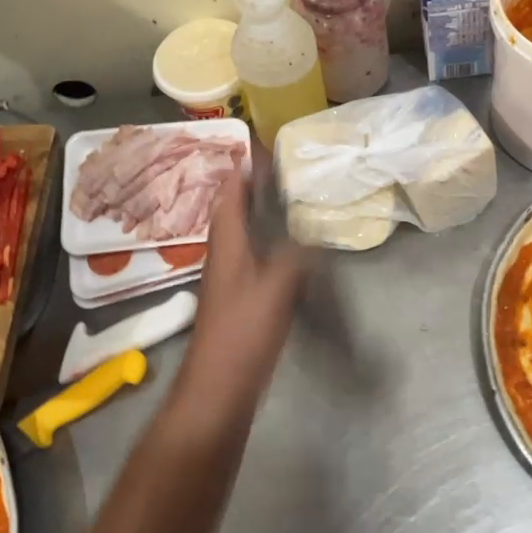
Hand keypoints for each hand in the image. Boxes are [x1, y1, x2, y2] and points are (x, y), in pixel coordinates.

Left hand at [176, 170, 303, 408]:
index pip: (228, 192)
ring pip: (242, 234)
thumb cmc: (242, 333)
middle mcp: (224, 255)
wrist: (219, 388)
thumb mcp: (276, 288)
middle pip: (232, 210)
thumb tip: (312, 233)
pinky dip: (267, 243)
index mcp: (226, 243)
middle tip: (280, 168)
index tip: (261, 145)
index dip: (241, 167)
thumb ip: (296, 256)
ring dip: (258, 213)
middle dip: (250, 186)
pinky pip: (253, 257)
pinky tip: (289, 250)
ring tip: (287, 199)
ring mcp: (230, 278)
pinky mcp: (239, 300)